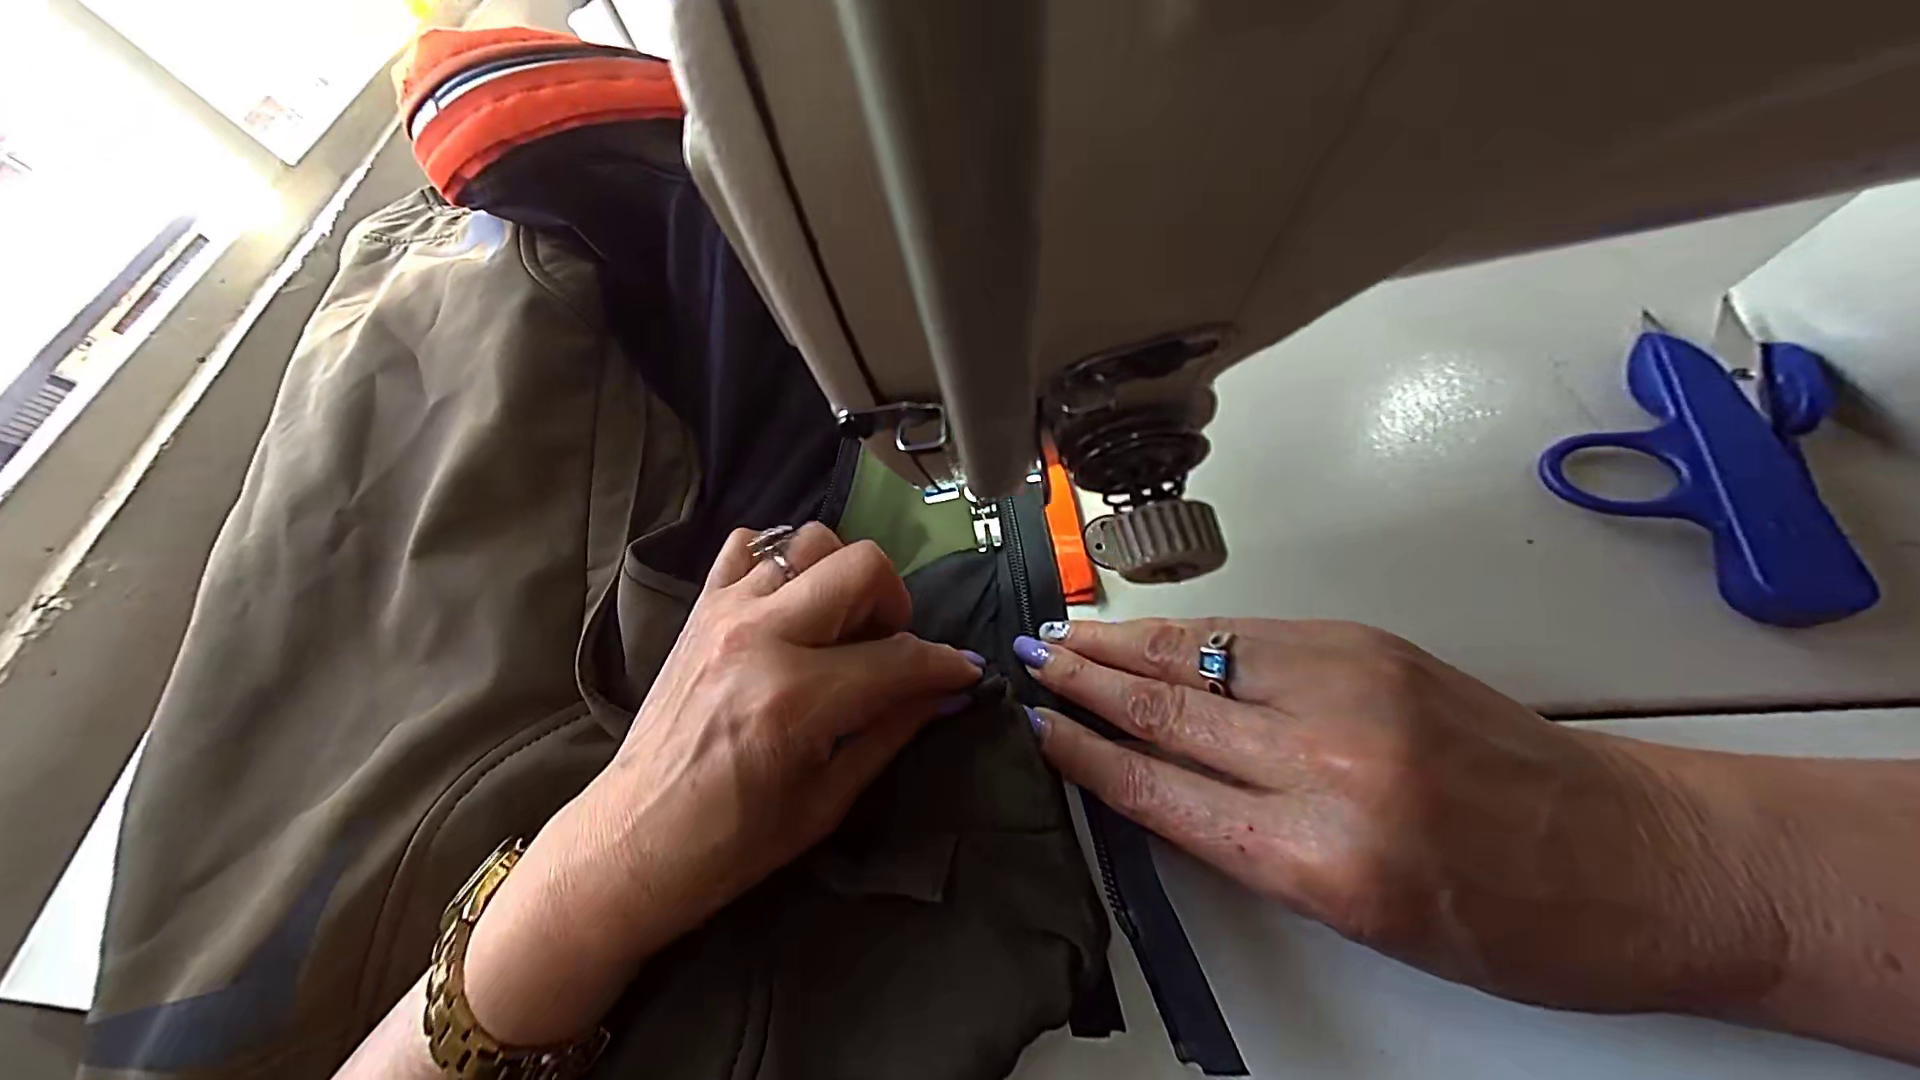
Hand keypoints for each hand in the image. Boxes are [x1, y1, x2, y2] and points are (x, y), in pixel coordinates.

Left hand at [463, 524, 983, 1044]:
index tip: (963, 671)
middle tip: (890, 642)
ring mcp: (723, 614)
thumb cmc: (733, 843)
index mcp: (795, 697)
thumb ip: (893, 730)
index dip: (944, 663)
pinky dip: (781, 563)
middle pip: (860, 566)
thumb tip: (947, 691)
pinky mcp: (699, 611)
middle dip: (896, 601)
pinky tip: (790, 604)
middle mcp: (760, 637)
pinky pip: (747, 547)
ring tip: (840, 625)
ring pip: (809, 542)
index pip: (898, 656)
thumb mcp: (829, 798)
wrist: (630, 845)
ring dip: (842, 579)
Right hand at [1017, 618, 1786, 1015]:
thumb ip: (1238, 835)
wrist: (1630, 852)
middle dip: (1083, 681)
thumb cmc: (1501, 916)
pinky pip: (1242, 634)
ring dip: (1118, 644)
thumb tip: (1150, 773)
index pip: (1160, 789)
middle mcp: (1326, 762)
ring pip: (1194, 655)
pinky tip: (1144, 631)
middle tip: (1030, 661)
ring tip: (1064, 635)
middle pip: (1165, 709)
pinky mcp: (1362, 642)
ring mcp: (1347, 685)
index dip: (1085, 753)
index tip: (1039, 728)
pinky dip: (1180, 632)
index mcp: (1320, 857)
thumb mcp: (1352, 914)